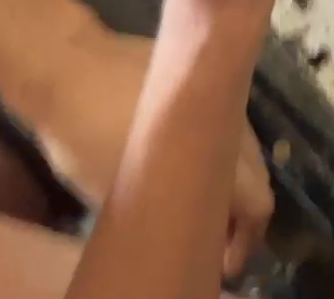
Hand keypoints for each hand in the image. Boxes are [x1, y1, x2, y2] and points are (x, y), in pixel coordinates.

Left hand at [33, 30, 273, 276]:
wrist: (75, 66)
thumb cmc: (87, 136)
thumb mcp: (119, 193)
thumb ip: (166, 213)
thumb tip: (183, 233)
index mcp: (218, 153)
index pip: (258, 204)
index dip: (246, 242)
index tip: (223, 267)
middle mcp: (232, 124)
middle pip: (259, 177)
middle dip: (241, 212)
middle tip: (213, 242)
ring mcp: (220, 98)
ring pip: (243, 149)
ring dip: (231, 180)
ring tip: (199, 204)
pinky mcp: (203, 80)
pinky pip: (223, 124)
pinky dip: (216, 152)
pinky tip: (186, 164)